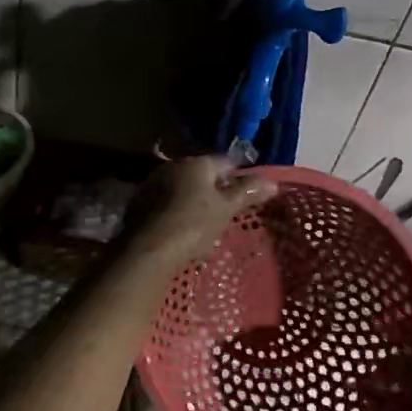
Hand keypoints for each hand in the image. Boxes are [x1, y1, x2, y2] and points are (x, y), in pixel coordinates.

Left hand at [125, 156, 276, 268]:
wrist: (148, 249)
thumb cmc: (193, 224)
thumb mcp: (225, 209)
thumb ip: (247, 192)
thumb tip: (272, 182)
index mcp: (197, 162)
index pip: (225, 162)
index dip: (239, 176)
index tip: (247, 194)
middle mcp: (173, 165)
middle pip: (202, 174)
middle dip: (215, 189)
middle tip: (227, 211)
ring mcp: (153, 182)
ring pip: (182, 187)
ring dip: (193, 199)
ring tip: (205, 223)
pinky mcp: (139, 202)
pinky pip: (165, 201)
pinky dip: (175, 210)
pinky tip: (180, 229)